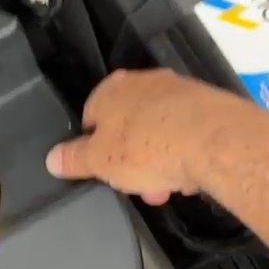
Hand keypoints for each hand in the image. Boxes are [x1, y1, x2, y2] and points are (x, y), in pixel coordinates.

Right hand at [45, 70, 250, 202]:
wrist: (216, 142)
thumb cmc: (146, 148)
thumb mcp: (98, 162)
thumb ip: (73, 160)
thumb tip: (52, 159)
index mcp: (111, 90)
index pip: (90, 116)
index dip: (93, 146)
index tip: (102, 168)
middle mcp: (144, 81)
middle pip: (127, 125)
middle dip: (129, 158)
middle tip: (135, 184)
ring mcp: (180, 90)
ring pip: (158, 130)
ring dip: (157, 160)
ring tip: (164, 186)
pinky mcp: (210, 105)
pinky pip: (186, 132)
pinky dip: (184, 152)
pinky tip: (188, 175)